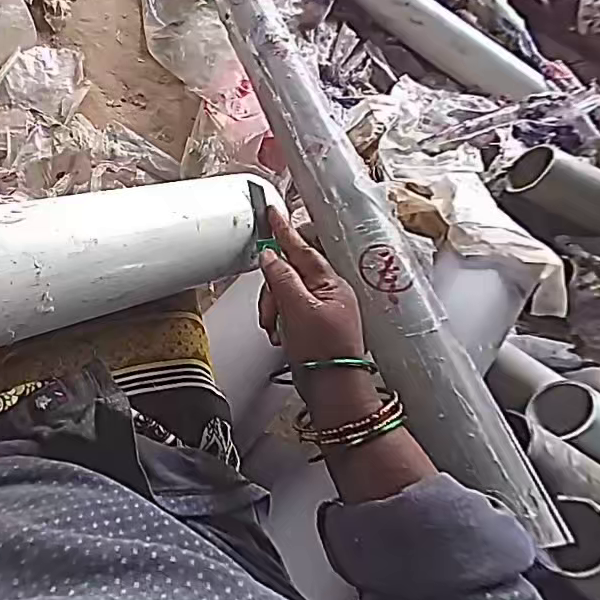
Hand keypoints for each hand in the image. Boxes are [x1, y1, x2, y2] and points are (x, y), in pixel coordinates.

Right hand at [257, 205, 364, 365]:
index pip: (303, 248)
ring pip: (283, 291)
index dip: (285, 230)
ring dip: (272, 307)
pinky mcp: (311, 323)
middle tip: (269, 309)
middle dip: (272, 290)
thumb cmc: (323, 350)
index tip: (272, 213)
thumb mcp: (297, 308)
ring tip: (274, 327)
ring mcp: (320, 308)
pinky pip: (285, 308)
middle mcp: (328, 292)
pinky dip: (277, 318)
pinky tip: (278, 332)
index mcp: (331, 283)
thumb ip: (281, 278)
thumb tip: (269, 255)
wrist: (331, 387)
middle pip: (288, 272)